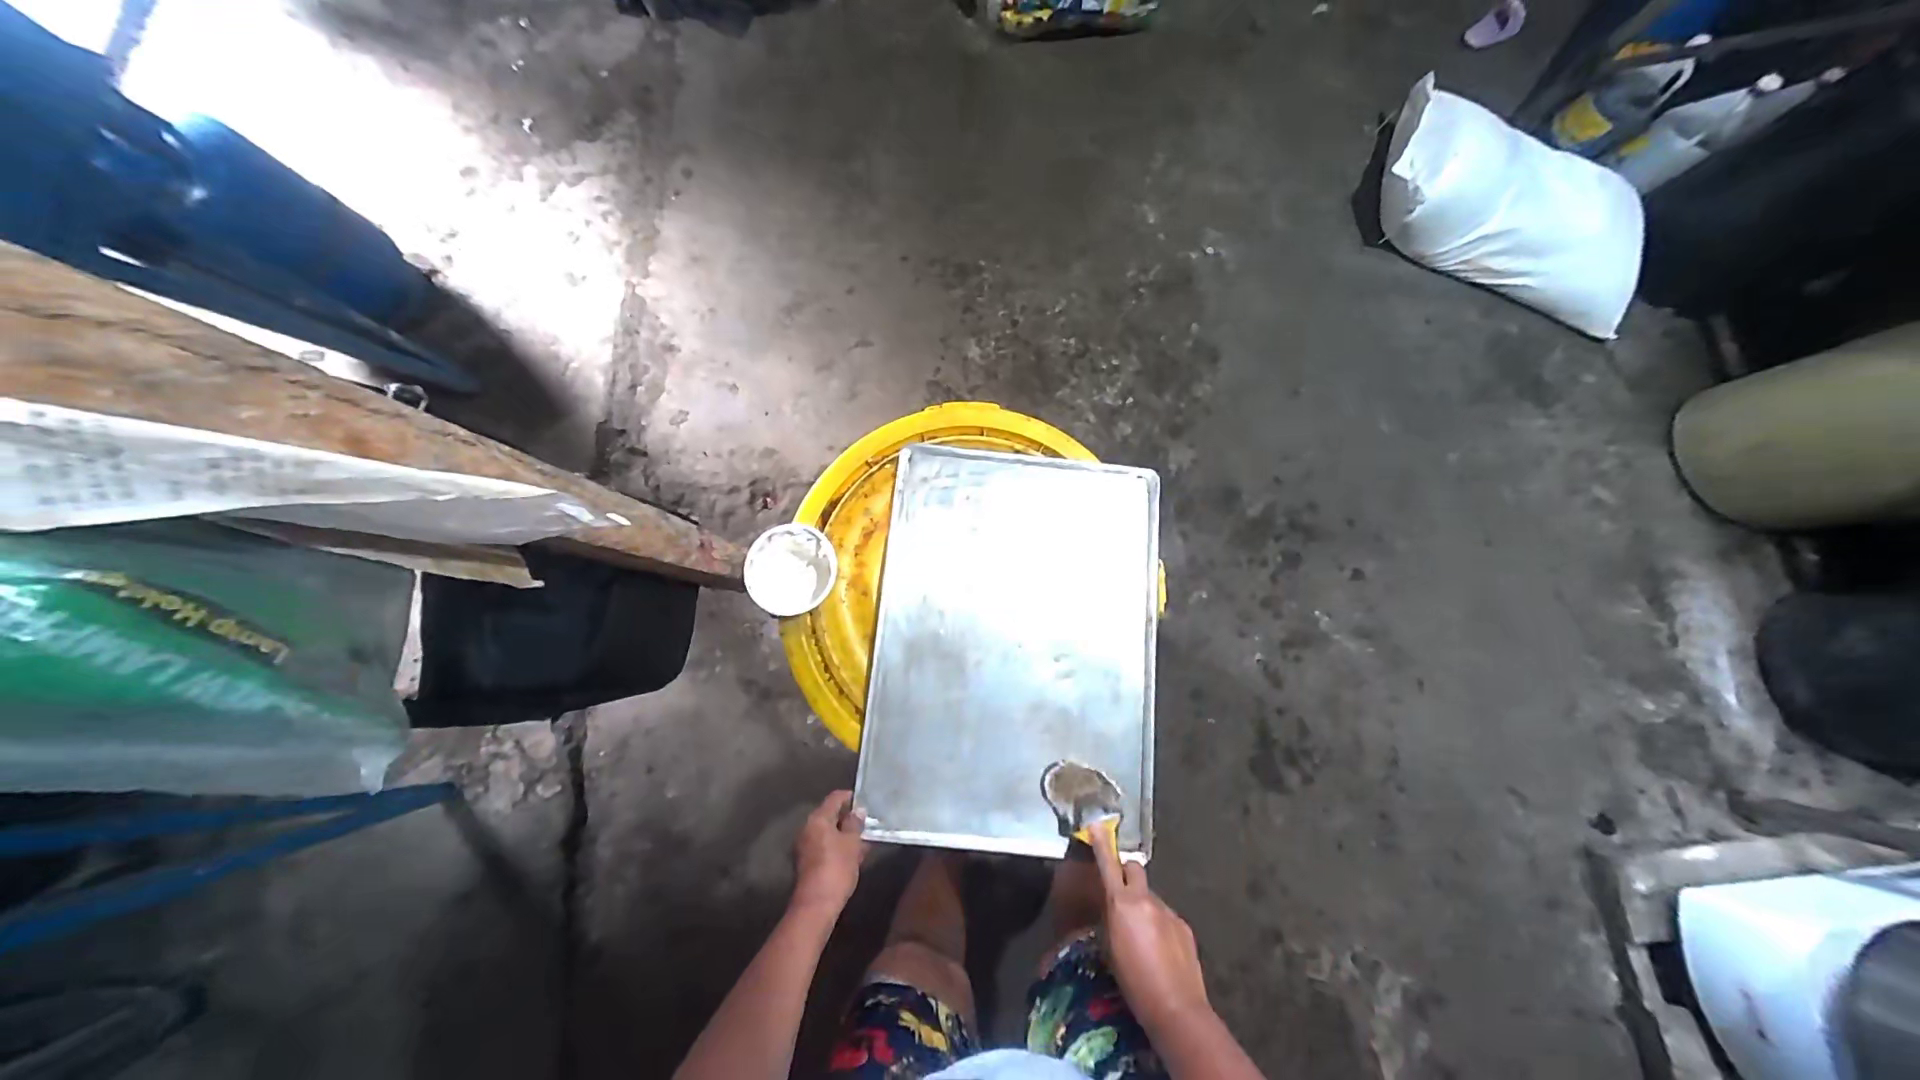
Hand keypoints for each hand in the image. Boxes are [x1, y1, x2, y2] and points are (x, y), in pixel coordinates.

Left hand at [792, 790, 867, 911]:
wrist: (816, 904)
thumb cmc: (837, 867)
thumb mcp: (852, 843)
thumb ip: (855, 824)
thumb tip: (858, 811)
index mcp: (817, 819)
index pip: (835, 798)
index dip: (850, 797)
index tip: (865, 800)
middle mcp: (807, 828)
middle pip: (830, 815)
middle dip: (848, 817)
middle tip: (867, 821)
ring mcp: (805, 846)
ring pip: (828, 832)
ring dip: (844, 834)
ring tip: (864, 839)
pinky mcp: (807, 862)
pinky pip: (825, 846)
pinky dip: (838, 846)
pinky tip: (854, 854)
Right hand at [1090, 825, 1210, 1028]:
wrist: (1176, 1008)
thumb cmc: (1133, 981)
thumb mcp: (1109, 948)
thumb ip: (1111, 918)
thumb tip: (1112, 907)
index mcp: (1122, 903)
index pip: (1108, 864)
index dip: (1101, 844)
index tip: (1097, 825)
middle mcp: (1146, 899)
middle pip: (1134, 869)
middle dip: (1126, 875)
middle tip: (1121, 896)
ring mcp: (1168, 911)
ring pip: (1150, 895)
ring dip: (1143, 905)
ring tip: (1142, 936)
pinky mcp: (1184, 926)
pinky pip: (1165, 915)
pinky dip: (1159, 923)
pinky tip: (1159, 950)